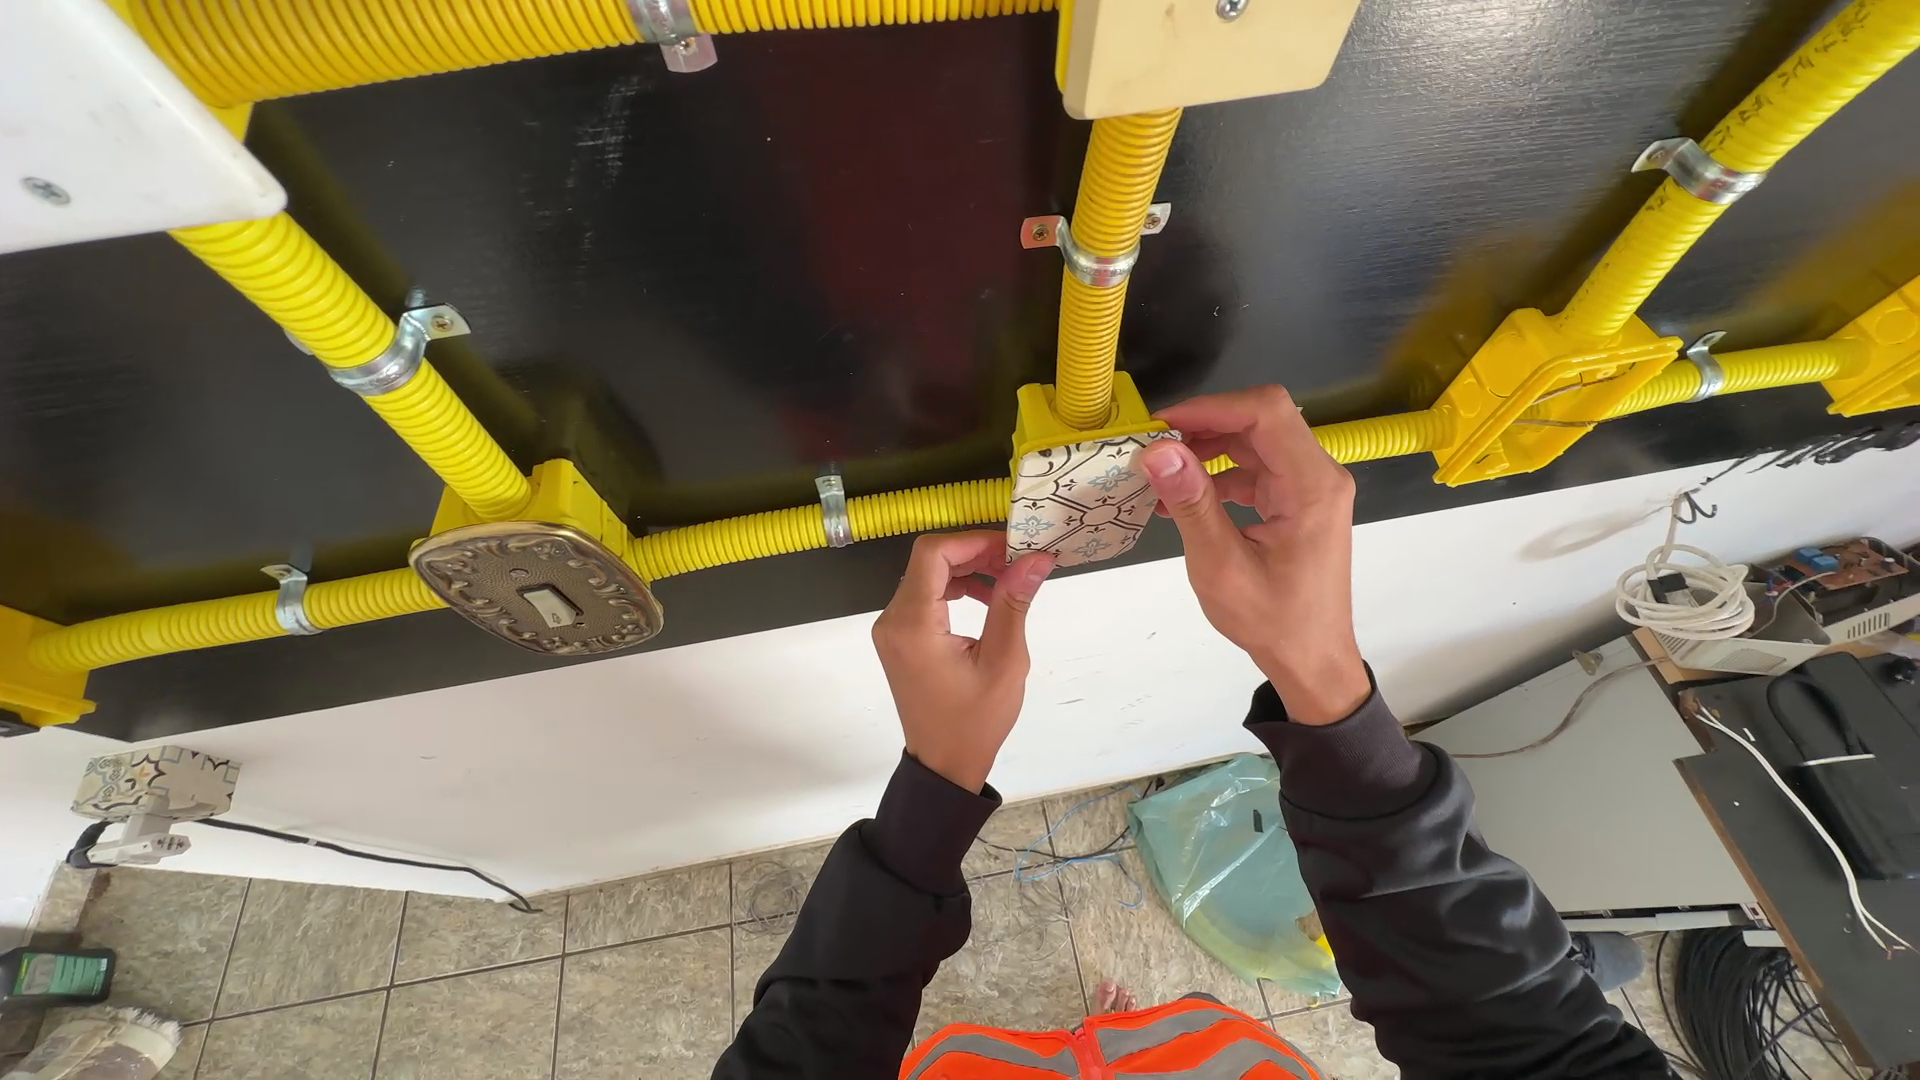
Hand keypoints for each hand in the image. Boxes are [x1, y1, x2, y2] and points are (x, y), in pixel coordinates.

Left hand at [871, 532, 1056, 791]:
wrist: (944, 765)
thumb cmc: (976, 721)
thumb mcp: (1004, 661)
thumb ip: (1014, 602)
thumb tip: (1037, 558)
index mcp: (913, 624)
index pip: (933, 553)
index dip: (974, 541)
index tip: (1012, 547)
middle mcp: (893, 619)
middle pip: (929, 560)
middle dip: (975, 552)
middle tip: (1017, 560)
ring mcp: (892, 628)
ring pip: (927, 575)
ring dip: (967, 569)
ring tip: (1008, 578)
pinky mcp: (900, 637)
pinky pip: (924, 596)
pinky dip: (955, 588)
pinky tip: (986, 598)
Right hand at [1138, 386, 1367, 724]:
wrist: (1310, 659)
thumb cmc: (1272, 620)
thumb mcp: (1221, 565)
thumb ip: (1192, 504)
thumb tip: (1158, 451)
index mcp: (1312, 486)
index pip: (1265, 413)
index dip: (1210, 409)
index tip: (1161, 428)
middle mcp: (1319, 476)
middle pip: (1261, 421)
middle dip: (1203, 426)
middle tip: (1154, 448)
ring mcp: (1310, 488)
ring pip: (1255, 442)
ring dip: (1207, 450)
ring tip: (1161, 474)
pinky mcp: (1297, 503)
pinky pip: (1256, 470)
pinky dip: (1218, 475)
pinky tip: (1181, 499)